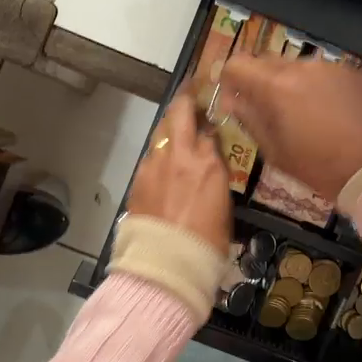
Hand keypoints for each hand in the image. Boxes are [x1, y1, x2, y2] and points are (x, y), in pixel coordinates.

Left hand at [127, 95, 231, 247]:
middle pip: (179, 111)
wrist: (167, 262)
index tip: (212, 119)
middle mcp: (180, 155)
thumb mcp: (224, 206)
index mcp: (209, 163)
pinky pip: (150, 158)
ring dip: (170, 131)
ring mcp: (154, 164)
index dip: (210, 122)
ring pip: (161, 132)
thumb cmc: (207, 243)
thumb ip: (215, 176)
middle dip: (185, 101)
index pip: (209, 129)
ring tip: (177, 138)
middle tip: (191, 99)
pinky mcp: (137, 178)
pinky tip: (163, 171)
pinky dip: (158, 157)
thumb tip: (210, 165)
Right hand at [220, 52, 361, 198]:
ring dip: (287, 84)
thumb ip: (250, 119)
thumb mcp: (275, 151)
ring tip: (299, 115)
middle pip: (265, 61)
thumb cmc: (319, 167)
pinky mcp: (351, 73)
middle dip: (258, 83)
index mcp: (276, 85)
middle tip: (265, 112)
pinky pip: (320, 74)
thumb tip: (234, 101)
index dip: (229, 82)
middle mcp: (301, 66)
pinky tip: (325, 113)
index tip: (234, 103)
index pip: (236, 64)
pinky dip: (314, 87)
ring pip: (294, 67)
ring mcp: (329, 67)